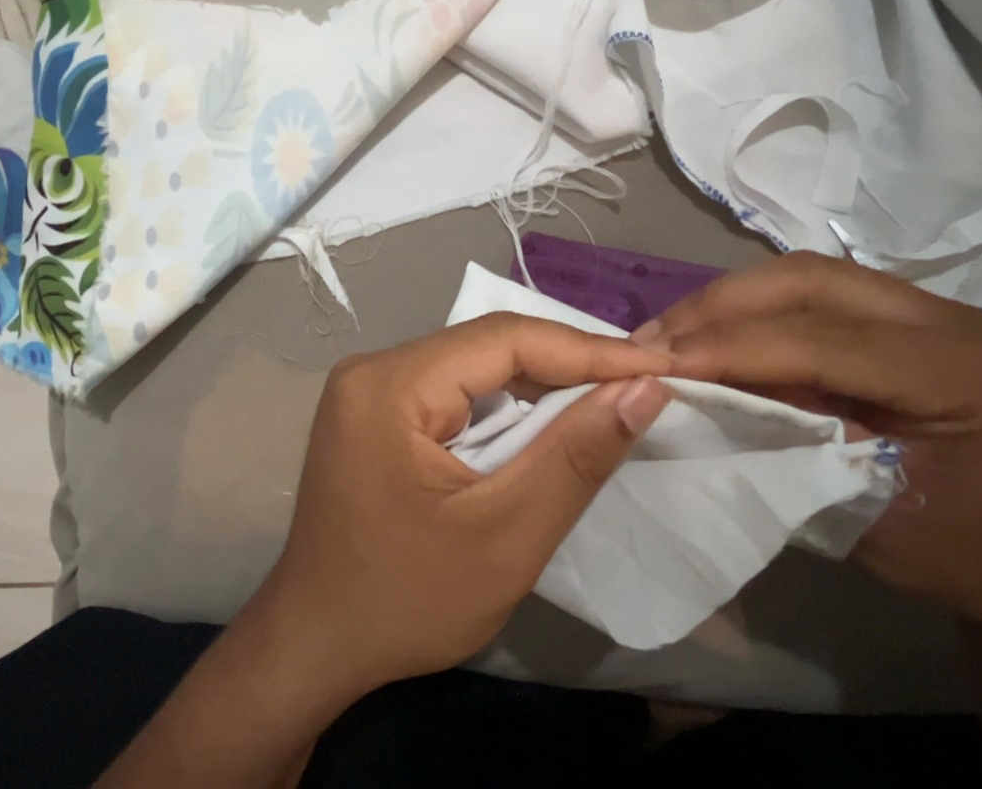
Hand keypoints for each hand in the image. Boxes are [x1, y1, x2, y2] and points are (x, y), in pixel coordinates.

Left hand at [253, 312, 671, 697]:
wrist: (317, 642)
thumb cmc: (407, 599)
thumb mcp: (506, 535)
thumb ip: (575, 457)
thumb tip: (643, 389)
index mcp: (389, 385)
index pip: (504, 339)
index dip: (590, 349)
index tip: (663, 366)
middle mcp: (371, 370)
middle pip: (484, 347)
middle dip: (568, 365)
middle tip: (645, 385)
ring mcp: (366, 392)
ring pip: (471, 368)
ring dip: (539, 387)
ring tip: (612, 400)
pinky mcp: (372, 415)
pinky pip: (450, 392)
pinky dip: (502, 409)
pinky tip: (545, 426)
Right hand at [641, 251, 981, 630]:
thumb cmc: (951, 552)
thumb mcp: (864, 510)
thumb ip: (789, 441)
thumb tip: (698, 394)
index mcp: (964, 378)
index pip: (825, 341)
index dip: (733, 347)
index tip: (655, 364)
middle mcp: (953, 324)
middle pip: (810, 282)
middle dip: (719, 307)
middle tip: (650, 342)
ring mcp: (929, 310)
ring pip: (805, 274)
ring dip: (728, 300)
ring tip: (668, 335)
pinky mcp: (903, 314)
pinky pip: (813, 290)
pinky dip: (751, 307)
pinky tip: (711, 333)